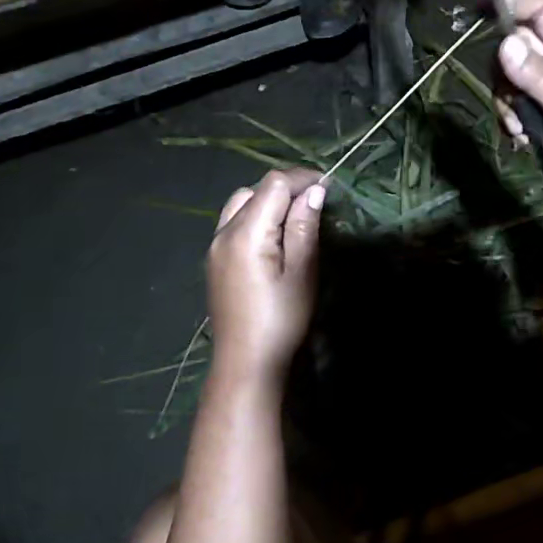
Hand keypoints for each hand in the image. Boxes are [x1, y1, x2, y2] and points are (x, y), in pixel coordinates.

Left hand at [206, 169, 323, 384]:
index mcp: (245, 232)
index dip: (302, 179)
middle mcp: (224, 231)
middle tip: (316, 202)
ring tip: (296, 216)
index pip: (273, 184)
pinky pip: (234, 221)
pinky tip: (273, 235)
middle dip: (287, 188)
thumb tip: (314, 191)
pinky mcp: (214, 259)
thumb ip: (304, 227)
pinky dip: (255, 216)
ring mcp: (215, 245)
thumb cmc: (280, 320)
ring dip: (269, 200)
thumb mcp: (301, 273)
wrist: (245, 363)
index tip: (328, 187)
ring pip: (241, 203)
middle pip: (255, 189)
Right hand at [496, 0, 542, 189]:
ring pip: (506, 80)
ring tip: (521, 127)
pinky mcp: (537, 112)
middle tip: (511, 97)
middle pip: (514, 47)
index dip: (514, 3)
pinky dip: (509, 121)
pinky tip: (523, 138)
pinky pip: (509, 105)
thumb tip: (503, 43)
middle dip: (503, 73)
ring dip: (506, 104)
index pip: (541, 10)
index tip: (480, 10)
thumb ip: (536, 76)